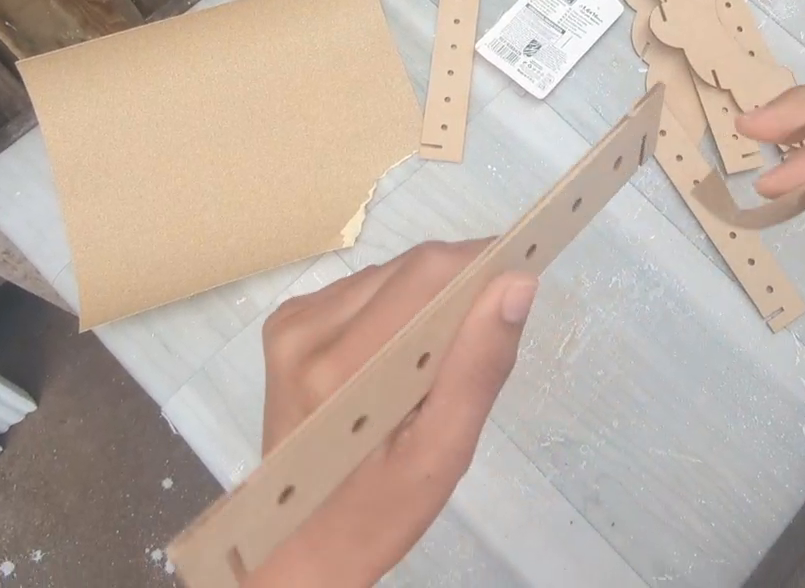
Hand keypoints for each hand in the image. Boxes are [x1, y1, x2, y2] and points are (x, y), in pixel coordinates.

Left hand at [246, 240, 538, 586]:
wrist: (299, 542)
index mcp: (341, 367)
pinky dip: (396, 306)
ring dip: (426, 297)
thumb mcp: (443, 453)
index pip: (426, 275)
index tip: (517, 276)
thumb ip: (479, 365)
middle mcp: (307, 328)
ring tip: (440, 355)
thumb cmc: (378, 511)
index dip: (478, 262)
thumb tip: (517, 283)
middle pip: (406, 270)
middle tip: (486, 330)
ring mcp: (291, 321)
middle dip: (457, 285)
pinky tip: (401, 351)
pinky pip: (363, 289)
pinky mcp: (288, 321)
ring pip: (388, 274)